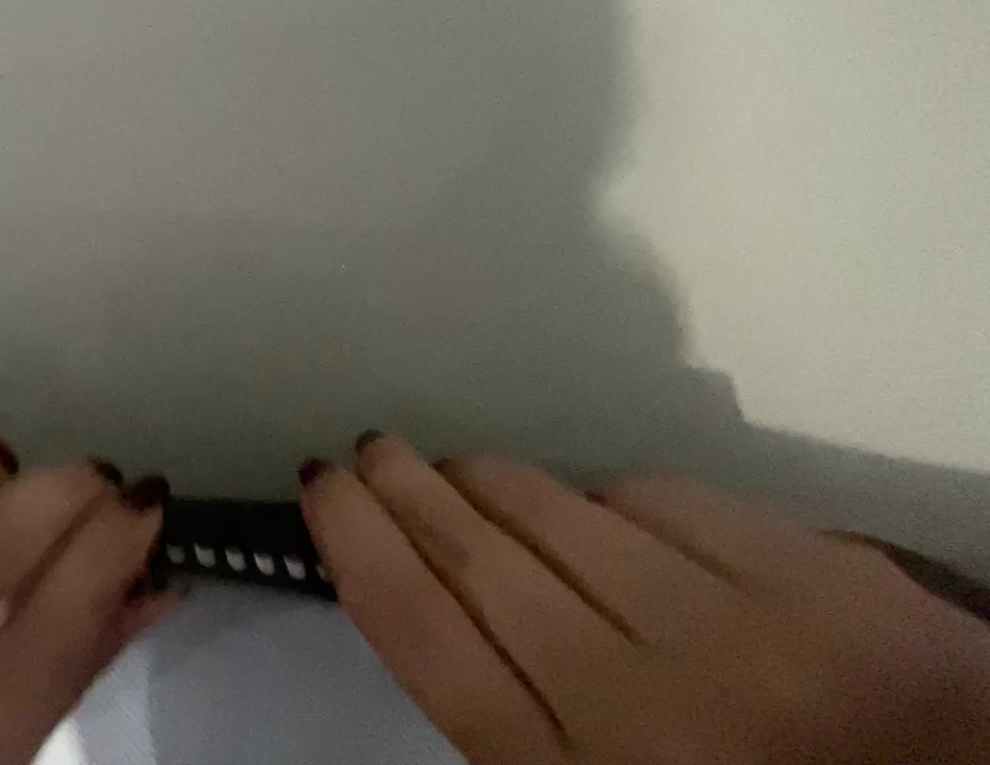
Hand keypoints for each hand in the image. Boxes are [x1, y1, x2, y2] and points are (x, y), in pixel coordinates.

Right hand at [299, 434, 989, 764]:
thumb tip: (430, 580)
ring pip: (559, 514)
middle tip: (372, 447)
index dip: (354, 539)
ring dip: (490, 482)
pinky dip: (611, 497)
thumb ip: (504, 702)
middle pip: (475, 559)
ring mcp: (750, 643)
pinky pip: (660, 498)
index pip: (418, 629)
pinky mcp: (838, 591)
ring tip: (462, 471)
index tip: (321, 481)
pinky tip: (604, 513)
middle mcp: (647, 711)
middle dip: (403, 487)